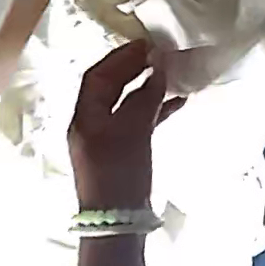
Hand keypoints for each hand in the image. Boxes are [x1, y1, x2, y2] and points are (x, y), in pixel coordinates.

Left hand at [69, 40, 183, 209]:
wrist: (119, 220)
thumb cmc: (120, 173)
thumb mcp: (133, 132)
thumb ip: (145, 99)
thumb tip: (158, 71)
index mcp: (85, 117)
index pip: (98, 77)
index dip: (120, 58)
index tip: (146, 45)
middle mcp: (92, 123)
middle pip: (109, 86)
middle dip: (132, 68)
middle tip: (158, 53)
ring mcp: (108, 137)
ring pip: (126, 101)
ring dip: (146, 85)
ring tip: (170, 72)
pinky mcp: (124, 149)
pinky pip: (139, 118)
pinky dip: (156, 106)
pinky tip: (178, 101)